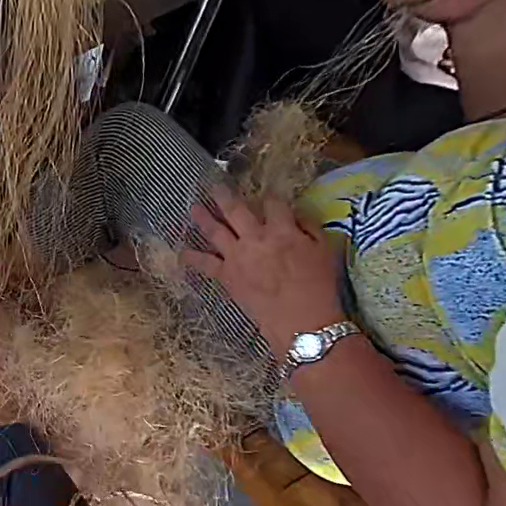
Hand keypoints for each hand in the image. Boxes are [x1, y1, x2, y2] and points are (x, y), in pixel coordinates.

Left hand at [182, 186, 343, 353]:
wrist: (300, 319)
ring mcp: (237, 256)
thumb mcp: (324, 250)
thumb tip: (296, 215)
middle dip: (224, 196)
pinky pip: (204, 264)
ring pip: (215, 231)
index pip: (273, 204)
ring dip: (203, 218)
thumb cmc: (318, 285)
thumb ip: (309, 228)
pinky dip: (191, 257)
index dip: (270, 198)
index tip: (267, 197)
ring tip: (193, 208)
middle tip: (214, 186)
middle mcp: (255, 238)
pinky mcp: (226, 275)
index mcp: (282, 230)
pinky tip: (180, 253)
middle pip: (236, 210)